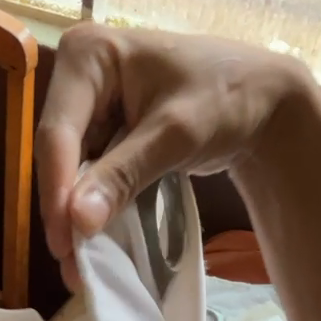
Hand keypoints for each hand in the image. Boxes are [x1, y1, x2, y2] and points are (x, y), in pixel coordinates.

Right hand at [36, 24, 314, 288]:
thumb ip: (124, 174)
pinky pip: (88, 176)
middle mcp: (76, 76)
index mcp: (88, 54)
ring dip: (73, 218)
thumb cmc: (226, 97)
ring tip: (79, 266)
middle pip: (57, 154)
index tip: (64, 241)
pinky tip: (94, 245)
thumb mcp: (175, 134)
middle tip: (71, 264)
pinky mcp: (101, 133)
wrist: (263, 101)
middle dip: (63, 210)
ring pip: (68, 171)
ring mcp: (87, 107)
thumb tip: (78, 221)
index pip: (59, 132)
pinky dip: (92, 209)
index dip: (58, 189)